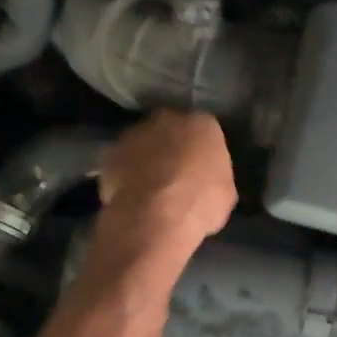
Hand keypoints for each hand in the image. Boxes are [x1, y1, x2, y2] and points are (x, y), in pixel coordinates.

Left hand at [98, 110, 237, 251]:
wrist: (155, 218)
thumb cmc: (200, 203)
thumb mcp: (226, 193)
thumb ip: (216, 176)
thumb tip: (209, 179)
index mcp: (202, 124)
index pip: (206, 131)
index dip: (203, 151)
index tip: (203, 169)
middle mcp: (167, 118)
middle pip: (172, 129)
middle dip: (173, 146)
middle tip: (177, 173)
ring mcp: (134, 133)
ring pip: (144, 142)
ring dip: (147, 158)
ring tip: (151, 186)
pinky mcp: (111, 153)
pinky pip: (123, 162)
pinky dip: (127, 173)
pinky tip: (133, 195)